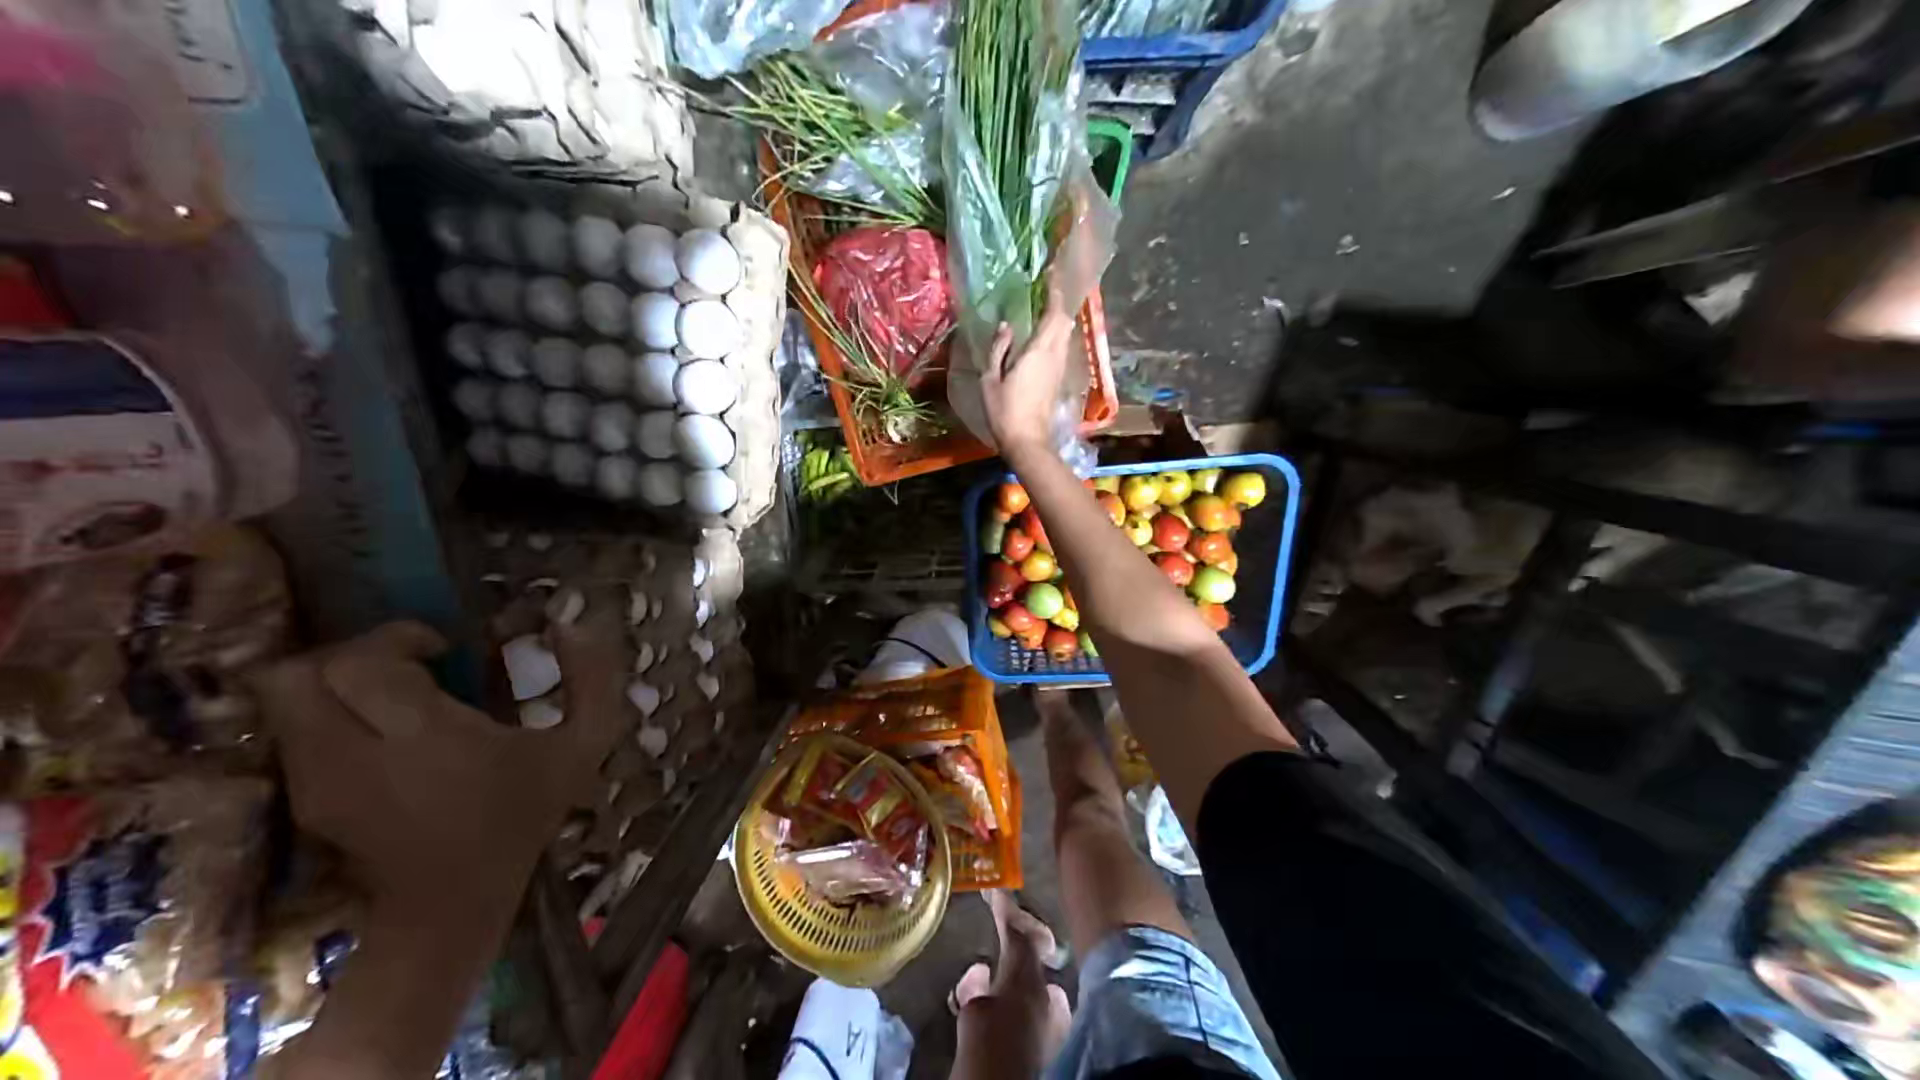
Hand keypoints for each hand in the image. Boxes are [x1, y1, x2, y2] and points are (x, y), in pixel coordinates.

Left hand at [251, 590, 629, 907]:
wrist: (454, 903)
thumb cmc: (524, 814)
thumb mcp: (585, 744)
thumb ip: (593, 679)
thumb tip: (572, 622)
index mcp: (424, 736)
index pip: (362, 664)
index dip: (396, 638)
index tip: (442, 649)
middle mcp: (352, 754)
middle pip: (299, 674)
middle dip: (353, 652)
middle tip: (407, 663)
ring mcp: (317, 781)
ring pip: (284, 699)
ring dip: (337, 680)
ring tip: (394, 693)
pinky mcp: (304, 797)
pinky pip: (293, 729)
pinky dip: (329, 711)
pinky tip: (381, 728)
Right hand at [980, 295, 1076, 460]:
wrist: (1027, 442)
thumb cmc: (1005, 411)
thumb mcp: (991, 379)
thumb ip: (999, 349)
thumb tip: (1006, 326)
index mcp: (1039, 351)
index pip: (1054, 313)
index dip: (1055, 291)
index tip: (1051, 271)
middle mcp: (1055, 355)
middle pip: (1064, 321)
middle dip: (1058, 302)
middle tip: (1046, 286)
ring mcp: (1059, 368)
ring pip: (1064, 334)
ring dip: (1057, 318)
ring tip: (1042, 307)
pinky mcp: (1058, 379)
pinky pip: (1059, 348)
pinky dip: (1054, 335)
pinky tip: (1040, 336)